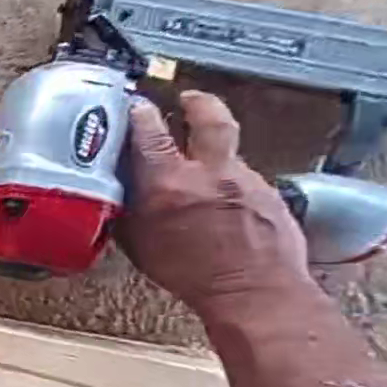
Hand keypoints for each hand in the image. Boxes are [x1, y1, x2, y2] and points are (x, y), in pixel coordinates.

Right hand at [118, 90, 315, 323]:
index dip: (140, 115)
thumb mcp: (136, 238)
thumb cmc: (188, 270)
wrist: (251, 289)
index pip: (150, 135)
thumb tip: (116, 188)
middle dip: (198, 103)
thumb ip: (127, 206)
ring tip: (193, 157)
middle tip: (186, 97)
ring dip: (209, 148)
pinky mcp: (269, 192)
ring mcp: (246, 180)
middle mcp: (211, 174)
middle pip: (211, 120)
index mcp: (169, 185)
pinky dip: (224, 178)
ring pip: (227, 150)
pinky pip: (241, 175)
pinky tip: (212, 195)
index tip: (134, 105)